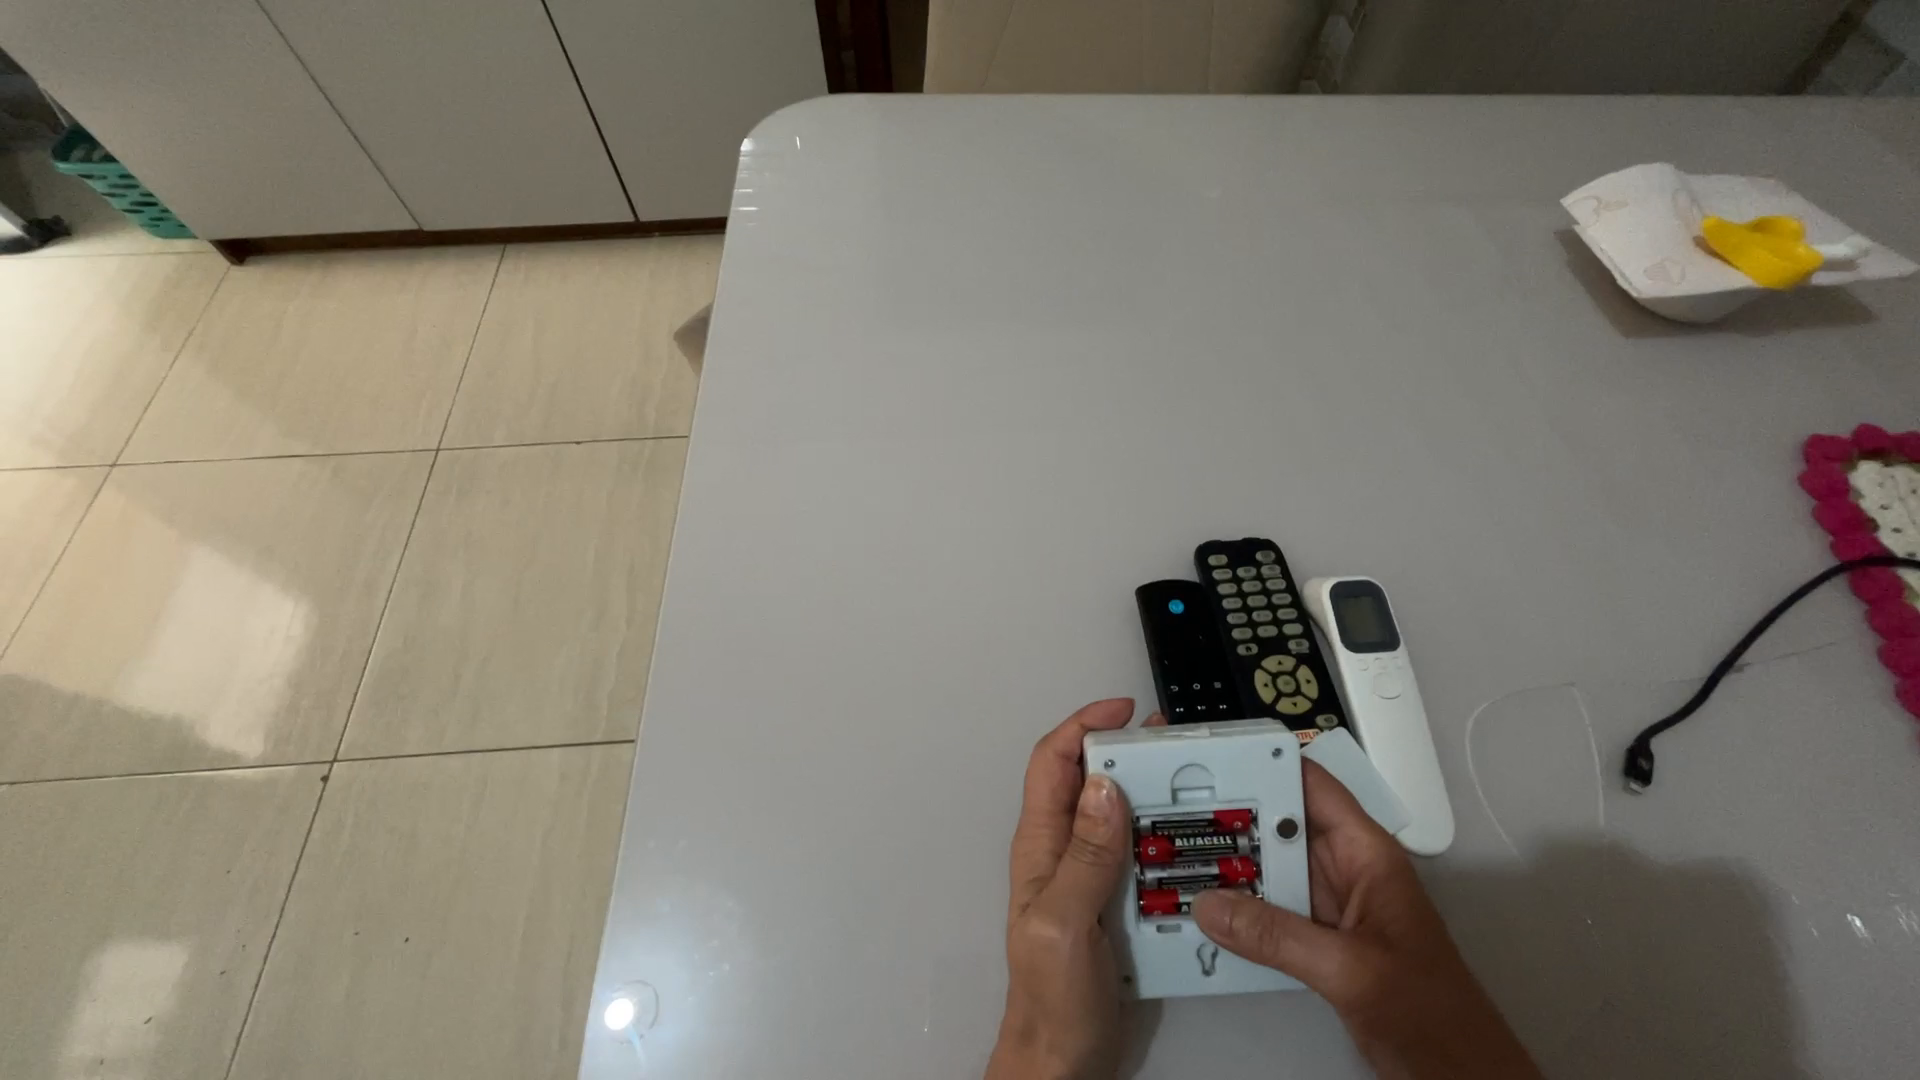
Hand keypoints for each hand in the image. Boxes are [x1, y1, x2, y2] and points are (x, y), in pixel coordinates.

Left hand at [987, 699, 1155, 1079]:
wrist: (1062, 1058)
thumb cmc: (1051, 997)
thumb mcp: (1065, 923)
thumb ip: (1084, 857)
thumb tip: (1102, 786)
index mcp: (1040, 845)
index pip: (1052, 764)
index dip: (1081, 727)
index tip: (1122, 710)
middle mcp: (1061, 850)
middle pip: (1086, 779)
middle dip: (1122, 749)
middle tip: (1169, 741)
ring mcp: (1085, 873)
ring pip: (1113, 811)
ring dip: (1144, 789)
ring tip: (1187, 781)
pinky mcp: (1109, 898)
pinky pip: (1133, 849)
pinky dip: (1157, 831)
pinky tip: (1187, 836)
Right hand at [1191, 761, 1540, 1079]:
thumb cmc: (1431, 1015)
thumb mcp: (1352, 970)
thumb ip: (1277, 937)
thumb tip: (1205, 906)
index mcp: (1365, 853)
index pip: (1310, 785)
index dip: (1263, 762)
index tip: (1208, 759)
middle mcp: (1342, 868)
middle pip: (1278, 822)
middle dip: (1228, 812)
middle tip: (1169, 806)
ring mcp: (1327, 905)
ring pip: (1267, 865)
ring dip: (1226, 861)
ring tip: (1170, 850)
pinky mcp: (1314, 939)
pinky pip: (1265, 907)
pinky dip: (1234, 904)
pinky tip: (1198, 905)